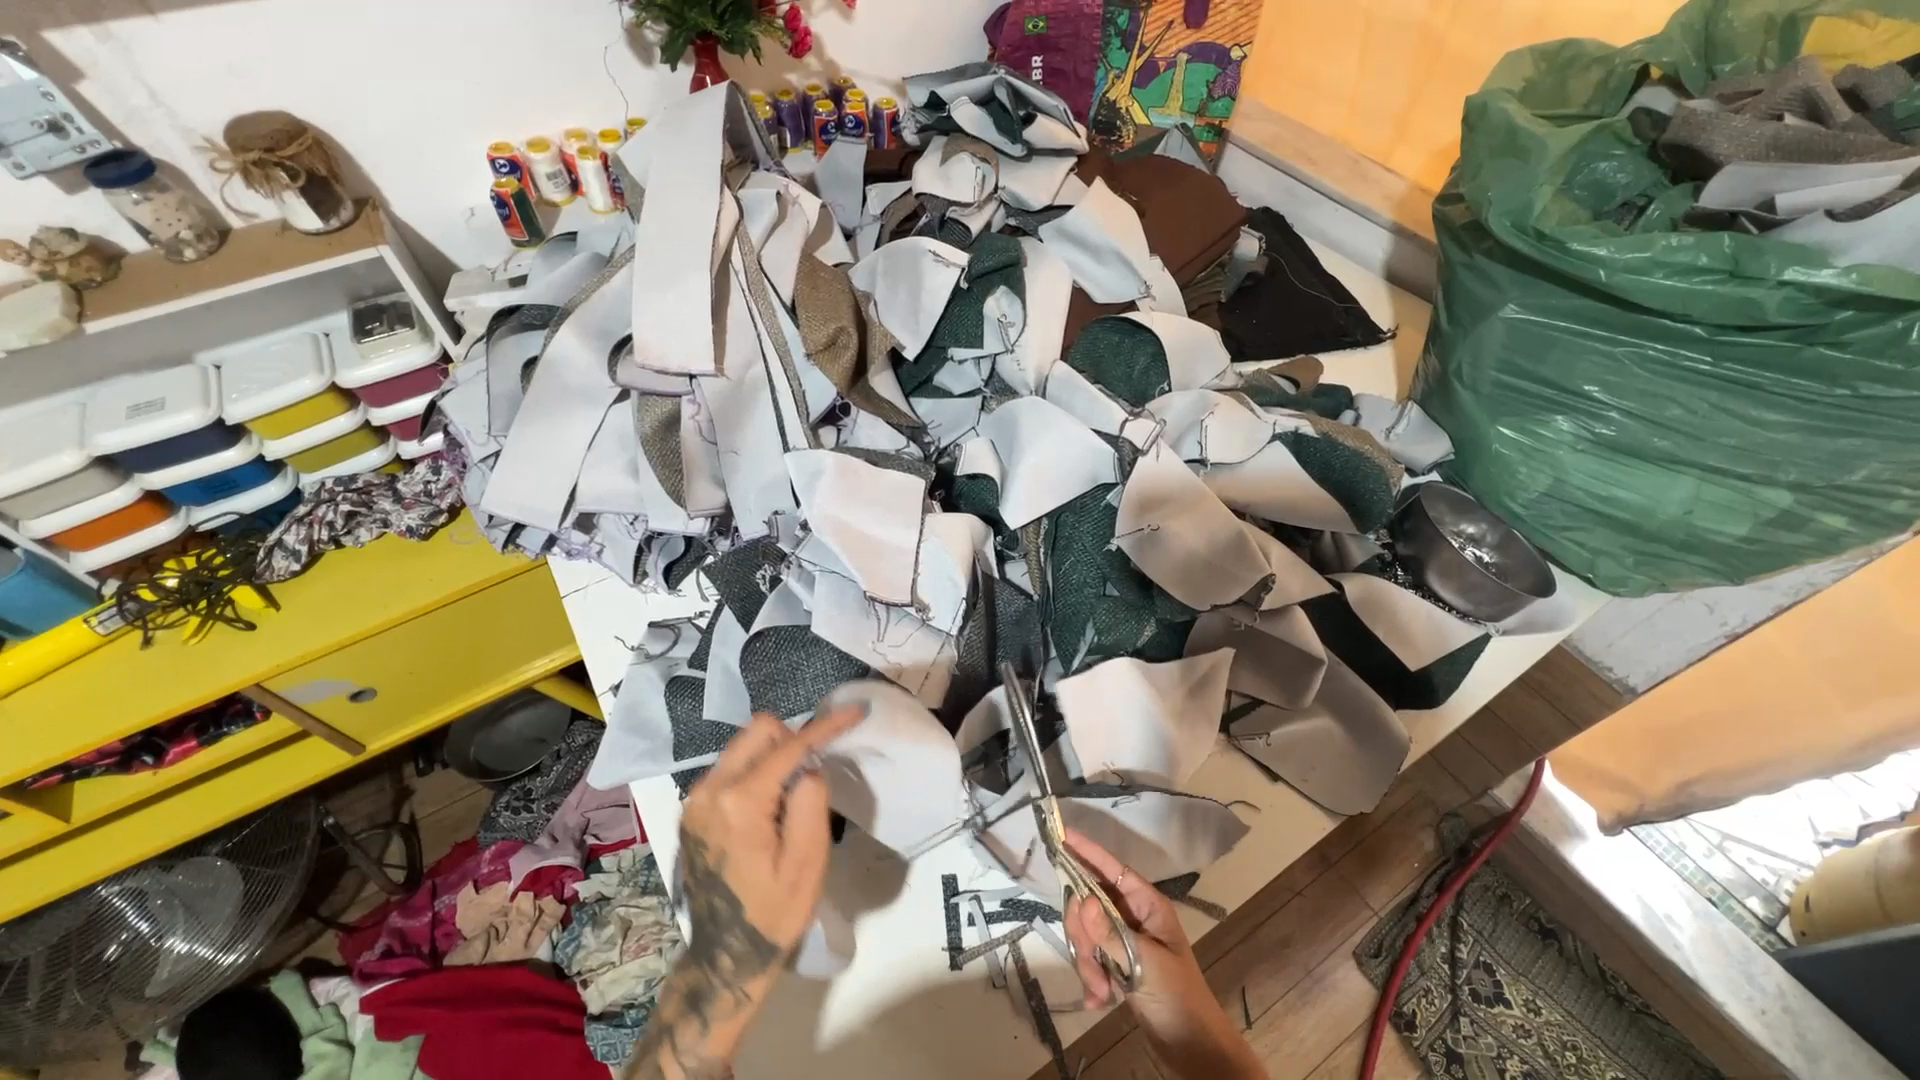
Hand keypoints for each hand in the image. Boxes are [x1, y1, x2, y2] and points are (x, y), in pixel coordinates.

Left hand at [627, 705, 864, 1079]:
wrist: (726, 955)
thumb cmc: (774, 912)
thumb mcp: (808, 862)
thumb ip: (811, 802)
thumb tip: (808, 768)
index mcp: (740, 802)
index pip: (789, 746)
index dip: (825, 726)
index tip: (854, 712)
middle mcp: (709, 790)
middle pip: (757, 730)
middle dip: (793, 737)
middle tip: (815, 771)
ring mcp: (695, 799)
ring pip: (742, 746)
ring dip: (773, 755)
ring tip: (793, 796)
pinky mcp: (693, 810)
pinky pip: (730, 768)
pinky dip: (756, 771)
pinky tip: (770, 805)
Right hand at [1061, 828, 1208, 1016]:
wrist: (1191, 1048)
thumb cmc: (1178, 997)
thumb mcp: (1144, 963)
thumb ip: (1109, 933)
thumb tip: (1082, 899)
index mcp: (1147, 905)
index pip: (1112, 869)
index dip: (1087, 852)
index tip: (1061, 835)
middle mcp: (1132, 916)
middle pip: (1089, 904)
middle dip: (1084, 935)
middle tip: (1090, 961)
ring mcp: (1122, 941)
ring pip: (1085, 934)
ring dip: (1087, 964)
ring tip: (1101, 993)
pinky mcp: (1115, 965)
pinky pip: (1089, 958)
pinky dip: (1091, 979)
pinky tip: (1099, 1001)